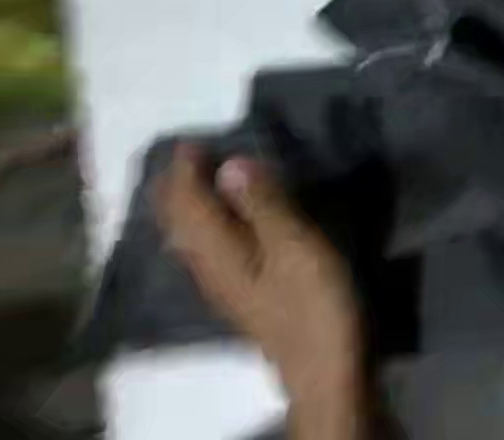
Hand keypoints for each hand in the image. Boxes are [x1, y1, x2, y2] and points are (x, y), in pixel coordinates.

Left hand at [156, 145, 364, 437]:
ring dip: (189, 205)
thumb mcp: (295, 247)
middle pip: (181, 224)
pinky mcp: (246, 290)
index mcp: (220, 254)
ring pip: (192, 236)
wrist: (327, 366)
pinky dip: (208, 222)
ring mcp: (227, 283)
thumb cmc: (315, 302)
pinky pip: (211, 245)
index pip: (189, 206)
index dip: (186, 172)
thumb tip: (229, 163)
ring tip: (195, 178)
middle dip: (176, 189)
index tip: (192, 139)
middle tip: (183, 154)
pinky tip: (223, 220)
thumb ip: (264, 205)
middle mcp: (211, 268)